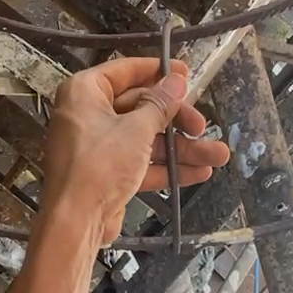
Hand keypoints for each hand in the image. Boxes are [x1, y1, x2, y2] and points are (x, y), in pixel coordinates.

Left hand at [42, 57, 229, 245]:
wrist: (76, 221)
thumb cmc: (99, 166)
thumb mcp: (136, 129)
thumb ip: (160, 105)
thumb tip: (176, 81)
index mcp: (85, 93)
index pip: (125, 71)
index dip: (157, 72)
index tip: (185, 73)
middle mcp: (89, 116)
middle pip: (140, 108)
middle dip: (177, 119)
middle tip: (202, 125)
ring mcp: (99, 148)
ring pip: (146, 140)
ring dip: (181, 148)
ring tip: (217, 154)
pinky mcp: (108, 175)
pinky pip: (142, 164)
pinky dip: (167, 168)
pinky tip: (199, 172)